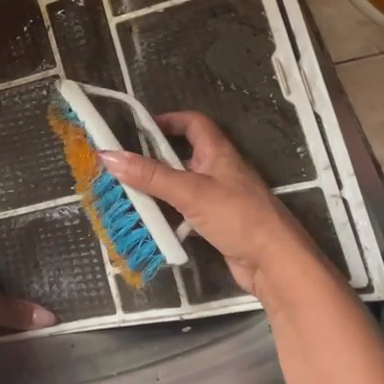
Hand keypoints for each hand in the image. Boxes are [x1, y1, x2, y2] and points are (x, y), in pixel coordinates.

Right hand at [98, 111, 311, 291]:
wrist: (276, 264)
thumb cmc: (238, 217)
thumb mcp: (189, 192)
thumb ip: (149, 175)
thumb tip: (108, 156)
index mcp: (218, 152)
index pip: (193, 123)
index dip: (169, 120)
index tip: (139, 129)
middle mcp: (219, 170)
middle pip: (183, 155)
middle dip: (155, 158)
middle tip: (125, 163)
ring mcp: (220, 198)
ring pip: (183, 185)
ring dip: (159, 188)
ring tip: (128, 192)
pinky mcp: (218, 223)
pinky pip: (186, 210)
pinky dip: (169, 213)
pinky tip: (152, 221)